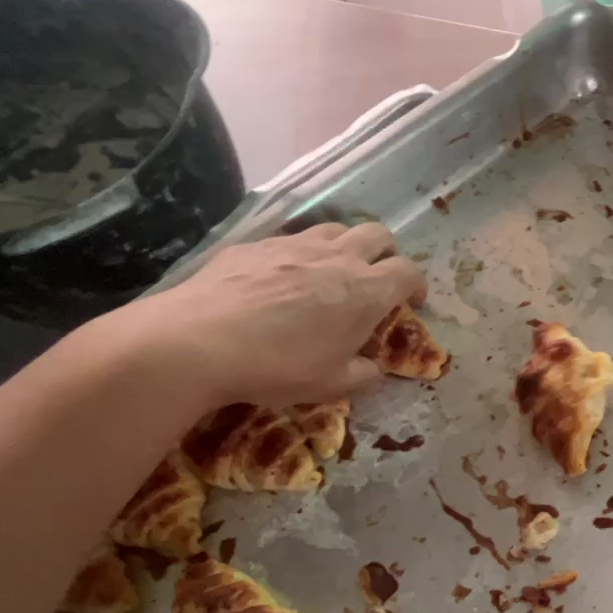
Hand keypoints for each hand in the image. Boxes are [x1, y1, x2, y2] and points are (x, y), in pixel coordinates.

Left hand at [78, 222, 426, 408]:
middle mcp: (337, 258)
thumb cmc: (277, 366)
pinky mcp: (255, 244)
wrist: (196, 342)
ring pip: (335, 228)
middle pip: (379, 235)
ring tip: (330, 271)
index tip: (411, 303)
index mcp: (366, 291)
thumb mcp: (331, 384)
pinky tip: (279, 278)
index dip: (416, 285)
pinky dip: (298, 254)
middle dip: (386, 253)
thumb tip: (372, 368)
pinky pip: (289, 239)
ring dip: (343, 246)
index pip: (409, 272)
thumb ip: (363, 373)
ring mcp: (294, 245)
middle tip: (375, 278)